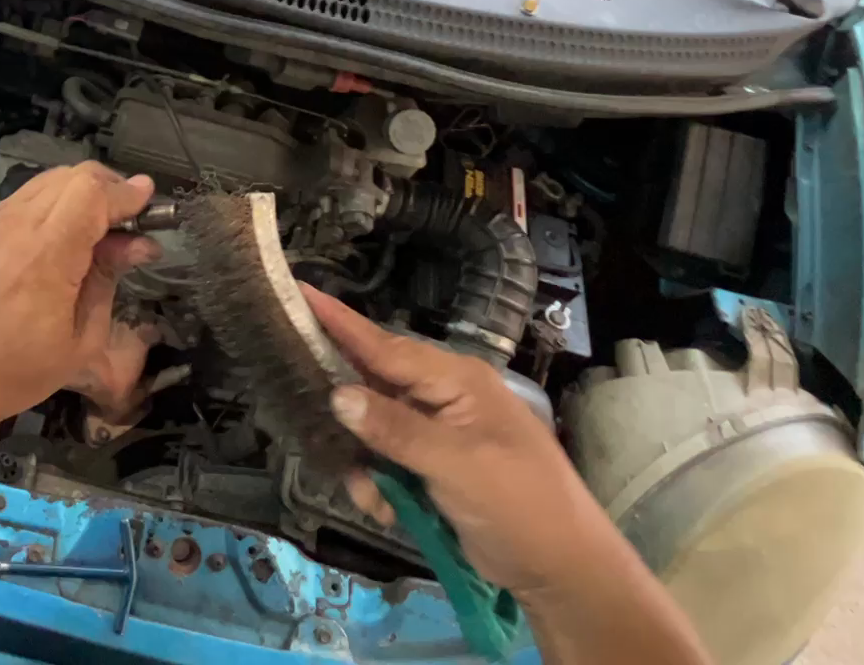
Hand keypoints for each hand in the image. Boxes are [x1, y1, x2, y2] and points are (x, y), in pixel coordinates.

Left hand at [0, 162, 159, 435]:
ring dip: (87, 191)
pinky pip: (33, 191)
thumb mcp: (83, 337)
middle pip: (75, 176)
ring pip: (54, 177)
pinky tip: (71, 230)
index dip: (126, 193)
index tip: (151, 204)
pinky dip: (61, 198)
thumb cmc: (23, 368)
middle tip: (132, 222)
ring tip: (105, 226)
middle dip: (112, 188)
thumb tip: (142, 243)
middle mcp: (19, 225)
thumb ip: (109, 278)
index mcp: (45, 256)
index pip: (91, 194)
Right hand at [305, 285, 632, 599]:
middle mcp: (440, 394)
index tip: (298, 289)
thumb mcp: (458, 465)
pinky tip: (386, 507)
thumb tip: (336, 394)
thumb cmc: (522, 506)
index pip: (383, 343)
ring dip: (362, 458)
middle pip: (370, 381)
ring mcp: (434, 429)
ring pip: (369, 425)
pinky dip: (376, 481)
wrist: (565, 574)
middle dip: (343, 407)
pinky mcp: (428, 462)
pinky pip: (382, 457)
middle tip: (306, 412)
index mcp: (454, 379)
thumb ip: (395, 428)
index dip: (338, 320)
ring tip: (369, 491)